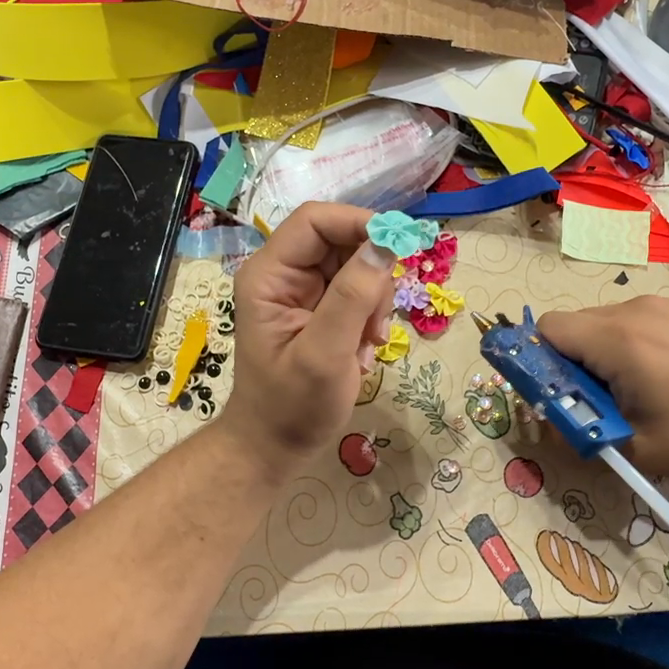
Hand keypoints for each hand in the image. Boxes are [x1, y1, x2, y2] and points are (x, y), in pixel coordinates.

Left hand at [220, 203, 392, 473]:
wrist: (275, 447)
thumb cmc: (292, 407)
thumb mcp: (324, 355)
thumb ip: (352, 297)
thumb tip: (385, 244)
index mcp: (269, 275)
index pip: (315, 220)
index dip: (359, 224)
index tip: (399, 249)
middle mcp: (282, 274)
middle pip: (341, 240)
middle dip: (371, 275)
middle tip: (379, 322)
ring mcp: (301, 291)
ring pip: (356, 266)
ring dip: (374, 302)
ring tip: (367, 344)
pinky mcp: (319, 309)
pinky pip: (357, 292)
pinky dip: (369, 317)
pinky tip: (361, 352)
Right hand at [539, 296, 668, 494]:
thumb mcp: (632, 448)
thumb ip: (580, 428)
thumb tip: (548, 415)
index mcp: (620, 341)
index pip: (547, 330)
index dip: (537, 361)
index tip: (553, 395)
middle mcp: (638, 312)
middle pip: (572, 325)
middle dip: (566, 362)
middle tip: (590, 404)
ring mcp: (663, 309)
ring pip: (600, 323)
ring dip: (594, 356)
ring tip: (626, 396)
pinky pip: (629, 323)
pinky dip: (621, 348)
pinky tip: (655, 383)